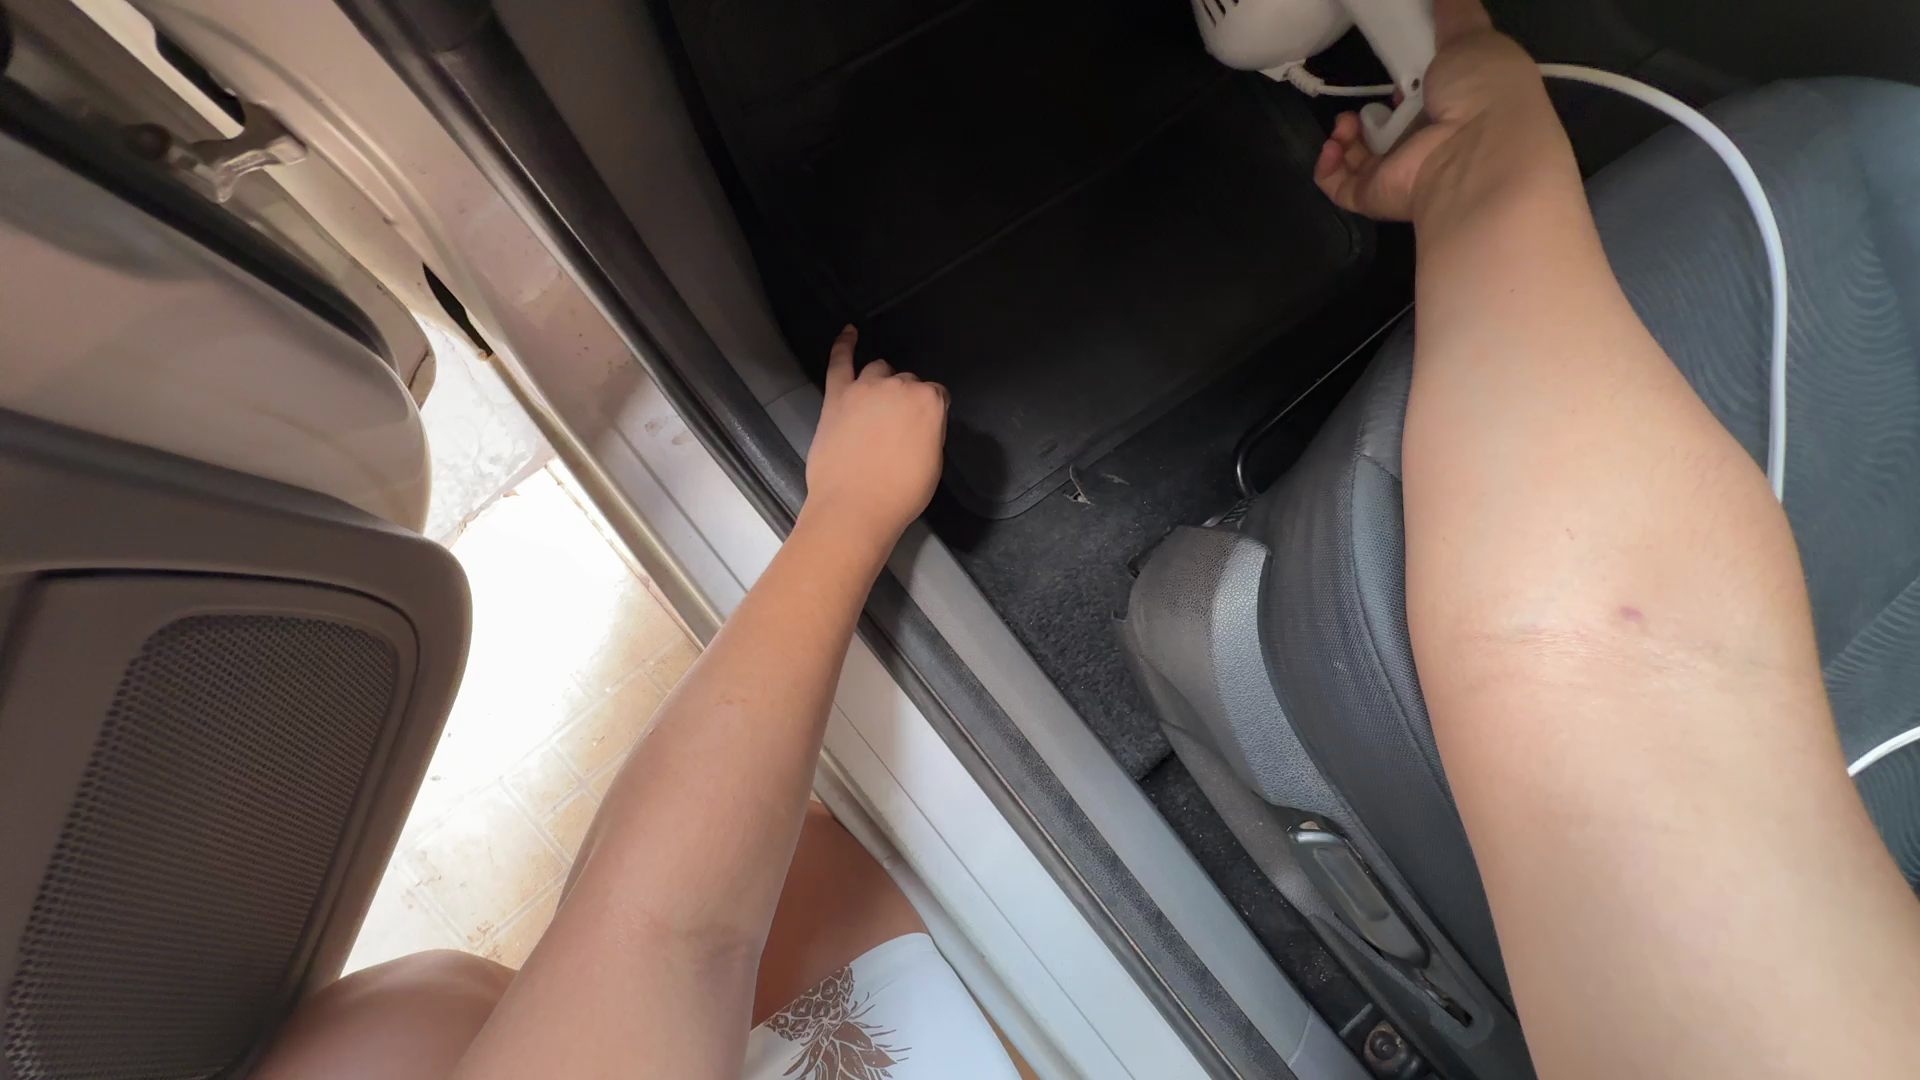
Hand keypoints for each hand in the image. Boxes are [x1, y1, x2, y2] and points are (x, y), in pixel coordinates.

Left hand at [799, 326, 947, 545]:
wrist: (855, 508)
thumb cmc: (902, 493)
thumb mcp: (934, 464)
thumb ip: (930, 432)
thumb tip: (922, 423)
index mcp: (929, 402)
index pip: (937, 395)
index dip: (932, 413)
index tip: (925, 430)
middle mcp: (899, 386)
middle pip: (907, 382)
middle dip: (906, 400)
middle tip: (899, 429)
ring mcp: (864, 388)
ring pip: (879, 369)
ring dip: (884, 380)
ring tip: (880, 400)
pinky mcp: (836, 396)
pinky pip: (840, 361)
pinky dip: (844, 344)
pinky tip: (849, 331)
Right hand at [1314, 0, 1564, 223]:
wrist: (1471, 152)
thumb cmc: (1479, 91)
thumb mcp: (1471, 37)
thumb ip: (1454, 14)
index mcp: (1450, 109)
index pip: (1418, 99)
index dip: (1404, 81)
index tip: (1398, 65)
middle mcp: (1423, 143)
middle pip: (1383, 129)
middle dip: (1368, 111)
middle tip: (1369, 94)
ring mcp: (1395, 172)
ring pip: (1355, 158)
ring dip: (1343, 136)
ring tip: (1345, 122)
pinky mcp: (1370, 194)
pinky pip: (1337, 185)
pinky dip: (1327, 167)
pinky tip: (1332, 145)